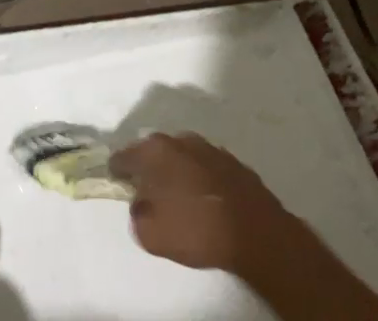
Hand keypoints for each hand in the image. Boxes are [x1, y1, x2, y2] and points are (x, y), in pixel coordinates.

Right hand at [110, 133, 377, 320]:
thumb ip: (137, 214)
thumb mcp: (149, 234)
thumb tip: (142, 204)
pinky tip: (208, 202)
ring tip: (182, 199)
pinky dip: (203, 180)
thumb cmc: (197, 231)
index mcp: (154, 151)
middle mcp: (180, 140)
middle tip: (150, 193)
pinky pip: (208, 169)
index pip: (123, 156)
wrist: (260, 236)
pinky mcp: (236, 164)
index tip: (119, 185)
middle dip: (150, 168)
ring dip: (179, 172)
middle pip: (154, 152)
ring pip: (183, 157)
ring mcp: (211, 149)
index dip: (118, 172)